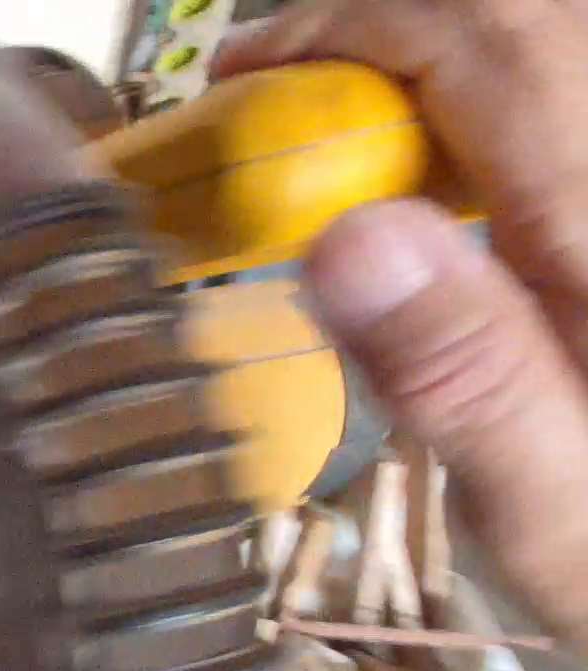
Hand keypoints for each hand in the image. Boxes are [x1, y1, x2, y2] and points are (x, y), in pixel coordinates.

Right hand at [216, 0, 587, 647]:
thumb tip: (344, 237)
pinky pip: (574, 100)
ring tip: (334, 91)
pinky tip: (430, 145)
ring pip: (569, 46)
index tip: (243, 66)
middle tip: (272, 73)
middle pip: (546, 18)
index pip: (504, 46)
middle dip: (393, 20)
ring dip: (445, 45)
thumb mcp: (541, 494)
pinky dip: (493, 90)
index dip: (358, 28)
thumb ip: (454, 369)